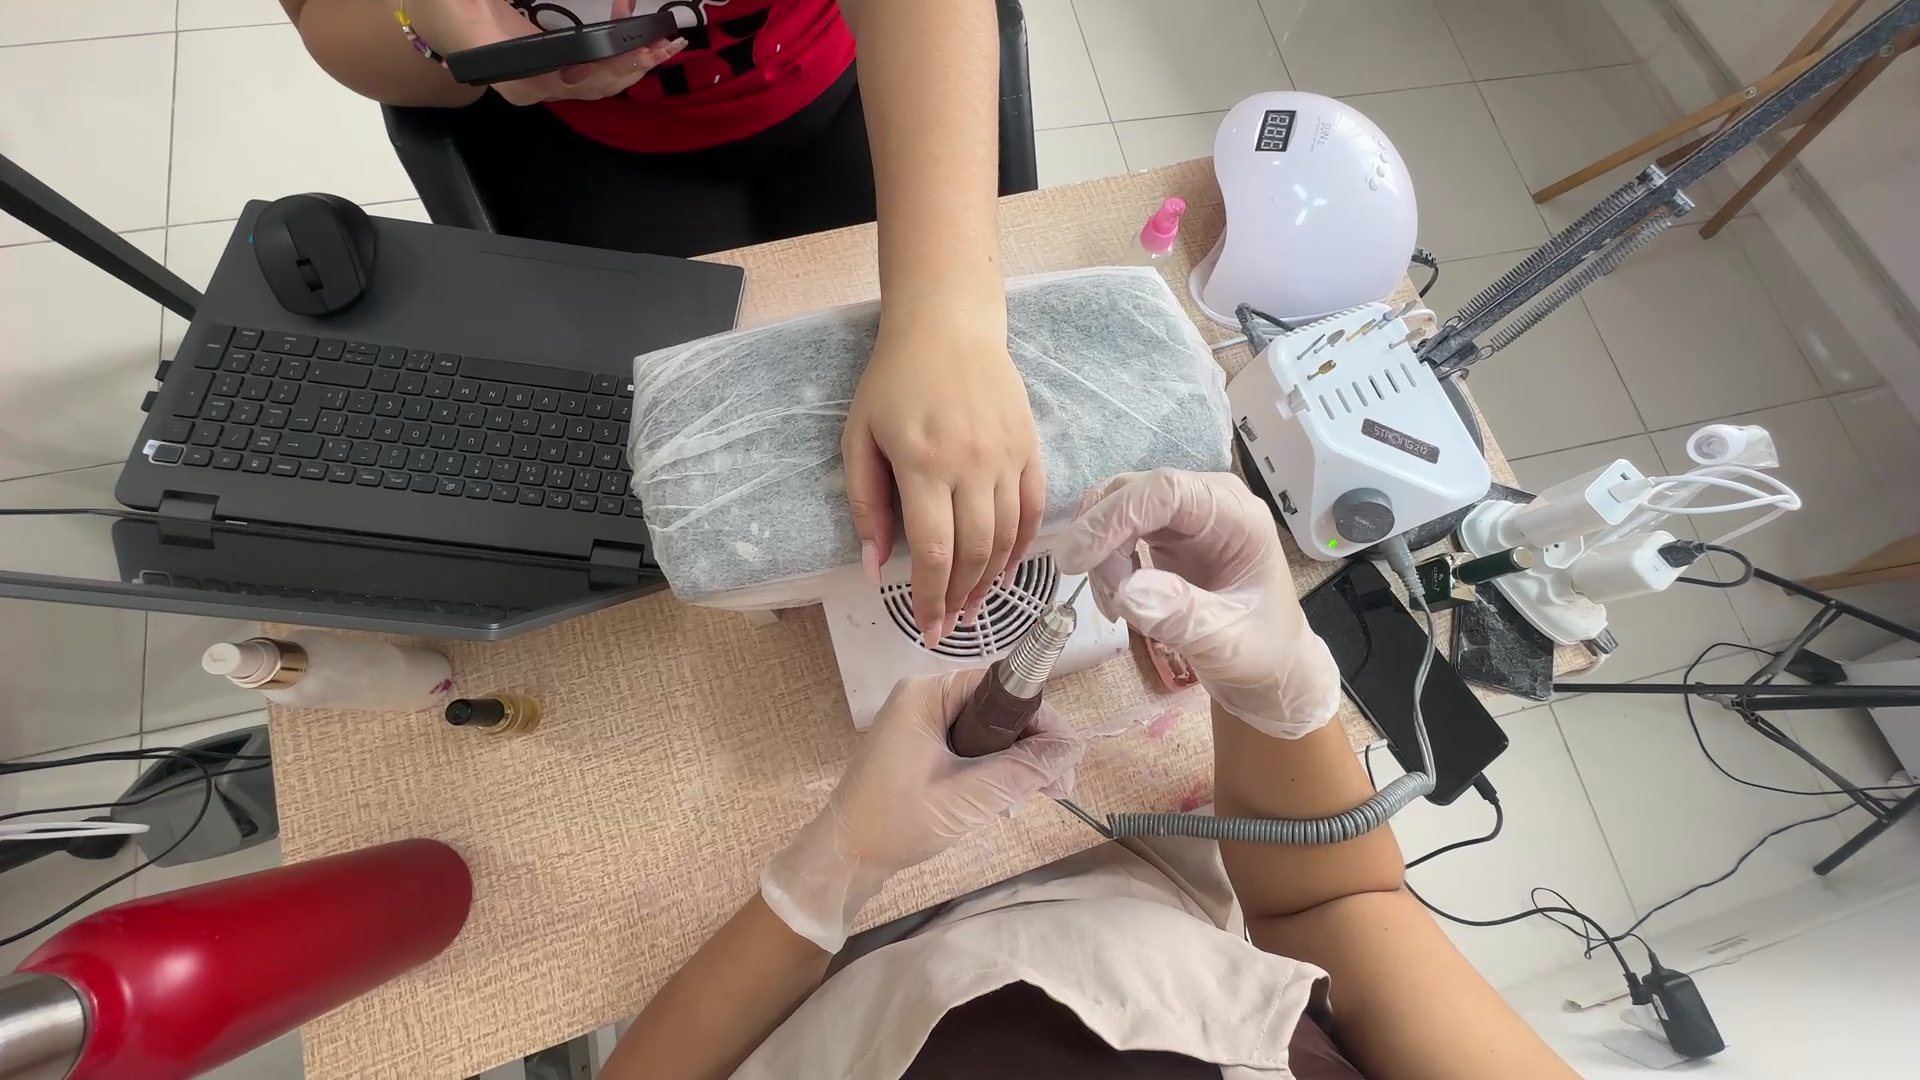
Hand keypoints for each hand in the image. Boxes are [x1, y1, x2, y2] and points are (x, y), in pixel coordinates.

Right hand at [405, 0, 686, 104]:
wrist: (437, 18)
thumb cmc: (445, 7)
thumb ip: (490, 6)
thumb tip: (533, 25)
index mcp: (521, 79)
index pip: (577, 80)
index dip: (609, 67)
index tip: (635, 51)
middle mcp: (543, 89)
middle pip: (601, 83)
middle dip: (636, 64)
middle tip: (667, 43)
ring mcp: (553, 82)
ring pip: (605, 79)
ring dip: (637, 61)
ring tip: (666, 41)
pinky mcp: (558, 70)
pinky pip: (598, 68)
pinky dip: (620, 52)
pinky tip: (636, 33)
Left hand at [760, 670, 1081, 952]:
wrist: (844, 856)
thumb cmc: (897, 820)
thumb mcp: (966, 797)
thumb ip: (1021, 770)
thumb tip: (1073, 748)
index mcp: (928, 693)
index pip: (1001, 687)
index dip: (1040, 717)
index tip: (1067, 754)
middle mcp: (925, 697)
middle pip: (997, 708)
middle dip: (1031, 745)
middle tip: (1059, 786)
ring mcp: (921, 721)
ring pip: (987, 729)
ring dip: (1015, 760)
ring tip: (1041, 795)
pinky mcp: (921, 744)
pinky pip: (970, 744)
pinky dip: (992, 767)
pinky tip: (1009, 797)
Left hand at [842, 310, 1043, 643]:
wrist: (948, 327)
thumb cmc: (894, 381)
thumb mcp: (859, 438)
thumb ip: (865, 504)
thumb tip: (874, 568)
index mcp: (923, 463)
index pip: (934, 550)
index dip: (930, 597)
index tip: (926, 627)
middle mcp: (971, 464)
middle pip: (974, 552)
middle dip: (960, 597)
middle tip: (949, 624)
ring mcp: (1007, 455)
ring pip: (1007, 536)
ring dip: (990, 579)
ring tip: (974, 605)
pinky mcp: (1029, 447)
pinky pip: (1034, 508)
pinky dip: (1022, 545)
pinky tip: (1006, 567)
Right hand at [1054, 469, 1340, 738]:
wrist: (1268, 667)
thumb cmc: (1259, 653)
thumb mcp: (1227, 644)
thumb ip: (1180, 616)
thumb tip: (1125, 589)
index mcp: (1239, 518)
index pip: (1166, 490)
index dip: (1116, 516)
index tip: (1078, 560)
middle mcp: (1210, 501)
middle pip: (1133, 489)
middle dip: (1099, 533)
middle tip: (1086, 585)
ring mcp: (1184, 513)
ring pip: (1116, 505)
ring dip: (1098, 550)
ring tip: (1112, 603)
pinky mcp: (1164, 530)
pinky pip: (1116, 527)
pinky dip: (1102, 558)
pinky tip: (1115, 596)